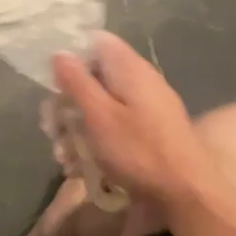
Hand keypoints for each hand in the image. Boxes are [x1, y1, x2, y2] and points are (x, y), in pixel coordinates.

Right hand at [51, 34, 219, 210]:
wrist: (184, 192)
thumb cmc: (138, 152)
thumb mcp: (99, 116)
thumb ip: (78, 83)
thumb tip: (61, 53)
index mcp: (130, 70)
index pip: (97, 43)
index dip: (70, 57)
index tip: (51, 83)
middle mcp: (139, 83)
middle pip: (92, 78)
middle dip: (65, 103)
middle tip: (52, 128)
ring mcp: (145, 108)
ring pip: (97, 106)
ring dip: (74, 129)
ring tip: (64, 156)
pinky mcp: (145, 132)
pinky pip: (111, 127)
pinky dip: (93, 142)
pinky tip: (80, 166)